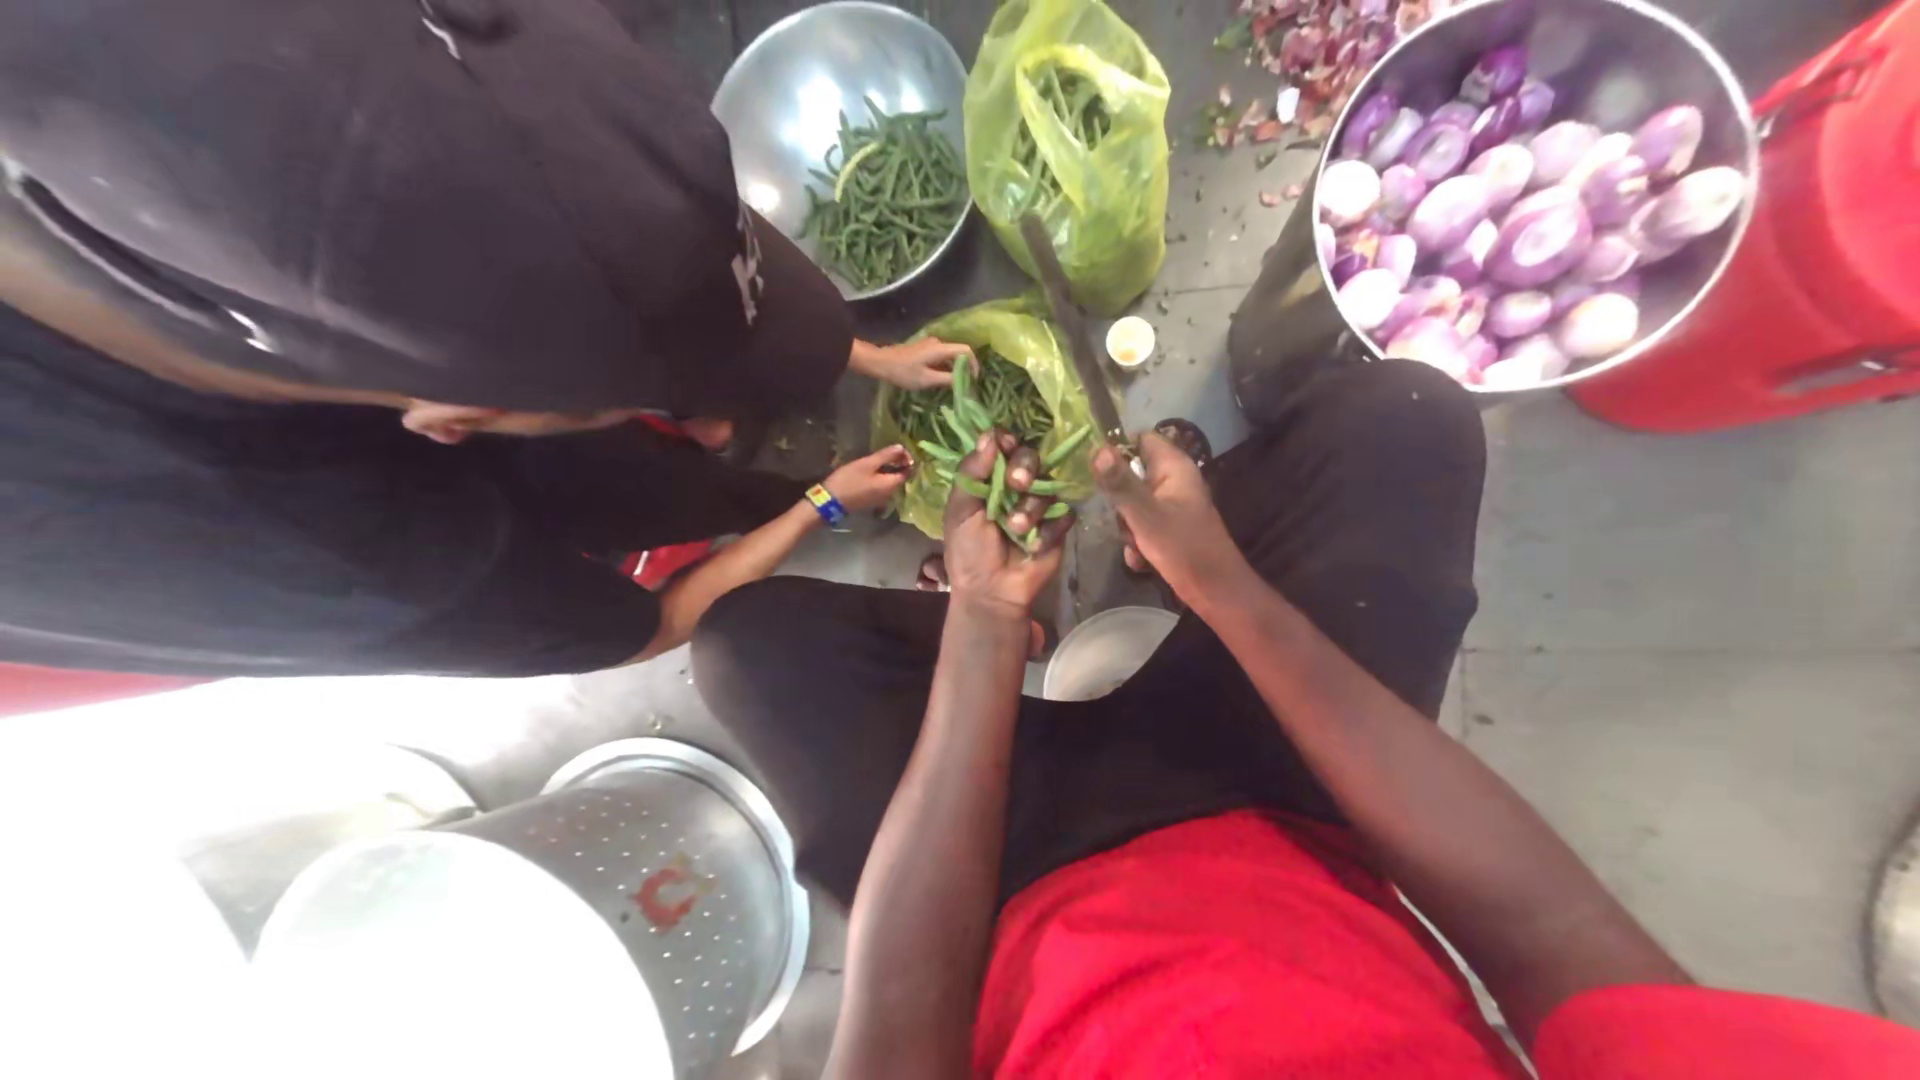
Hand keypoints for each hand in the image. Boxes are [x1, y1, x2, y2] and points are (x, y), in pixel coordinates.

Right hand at [822, 444, 913, 512]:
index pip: (907, 471)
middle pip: (899, 477)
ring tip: (879, 458)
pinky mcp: (870, 501)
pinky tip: (871, 470)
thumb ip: (886, 456)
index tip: (899, 449)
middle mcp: (889, 495)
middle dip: (897, 463)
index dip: (906, 459)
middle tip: (888, 451)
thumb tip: (902, 448)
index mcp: (891, 485)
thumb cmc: (849, 480)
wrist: (830, 502)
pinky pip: (880, 487)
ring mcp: (880, 500)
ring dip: (887, 470)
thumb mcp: (867, 464)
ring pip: (889, 482)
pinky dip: (880, 477)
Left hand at [858, 338, 974, 391]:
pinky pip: (941, 358)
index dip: (974, 364)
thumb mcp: (927, 379)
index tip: (974, 379)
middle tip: (966, 386)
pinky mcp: (924, 350)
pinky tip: (941, 380)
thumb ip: (947, 379)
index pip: (966, 351)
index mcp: (940, 348)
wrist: (881, 363)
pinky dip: (945, 368)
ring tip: (954, 386)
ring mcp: (930, 345)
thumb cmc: (903, 372)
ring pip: (950, 356)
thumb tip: (964, 382)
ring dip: (954, 370)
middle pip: (959, 353)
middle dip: (965, 369)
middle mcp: (938, 343)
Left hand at [944, 432, 1073, 614]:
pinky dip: (1048, 530)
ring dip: (1031, 508)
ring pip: (1047, 487)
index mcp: (990, 478)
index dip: (1006, 441)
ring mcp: (1039, 505)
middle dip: (1025, 466)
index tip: (1005, 444)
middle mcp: (1017, 487)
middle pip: (1031, 457)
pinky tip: (1034, 546)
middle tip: (1017, 483)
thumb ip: (972, 473)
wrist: (990, 591)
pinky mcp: (1059, 526)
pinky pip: (1064, 515)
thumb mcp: (960, 511)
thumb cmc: (969, 551)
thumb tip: (990, 435)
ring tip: (1015, 529)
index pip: (1003, 446)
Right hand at [1093, 434, 1241, 599]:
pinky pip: (1140, 526)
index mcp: (1174, 468)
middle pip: (1130, 475)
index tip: (1095, 470)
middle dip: (1118, 499)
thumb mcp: (1145, 514)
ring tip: (1135, 542)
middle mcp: (1172, 481)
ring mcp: (1170, 506)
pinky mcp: (1168, 528)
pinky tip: (1141, 559)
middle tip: (1121, 518)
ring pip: (1131, 504)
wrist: (1215, 591)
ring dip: (1126, 526)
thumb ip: (1120, 483)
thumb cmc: (1184, 548)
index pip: (1140, 438)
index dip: (1116, 449)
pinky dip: (1137, 542)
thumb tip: (1097, 450)